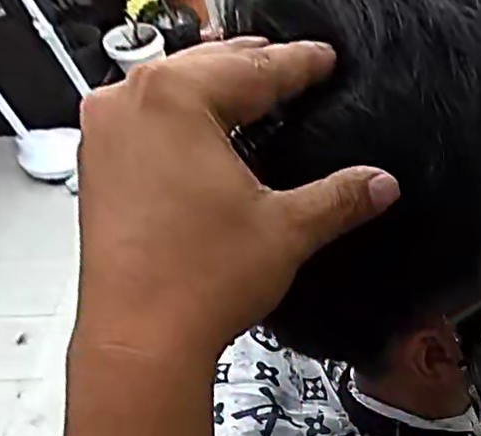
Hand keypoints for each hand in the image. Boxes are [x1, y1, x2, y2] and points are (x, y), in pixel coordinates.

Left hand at [72, 38, 399, 362]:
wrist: (143, 333)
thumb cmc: (198, 279)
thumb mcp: (288, 231)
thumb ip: (340, 199)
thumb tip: (380, 183)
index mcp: (175, 99)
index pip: (254, 68)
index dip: (298, 63)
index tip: (320, 57)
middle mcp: (128, 104)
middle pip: (203, 67)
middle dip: (251, 64)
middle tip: (284, 61)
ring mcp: (105, 137)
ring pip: (168, 93)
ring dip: (211, 91)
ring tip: (242, 95)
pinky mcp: (100, 173)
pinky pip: (145, 127)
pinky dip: (180, 126)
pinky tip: (200, 144)